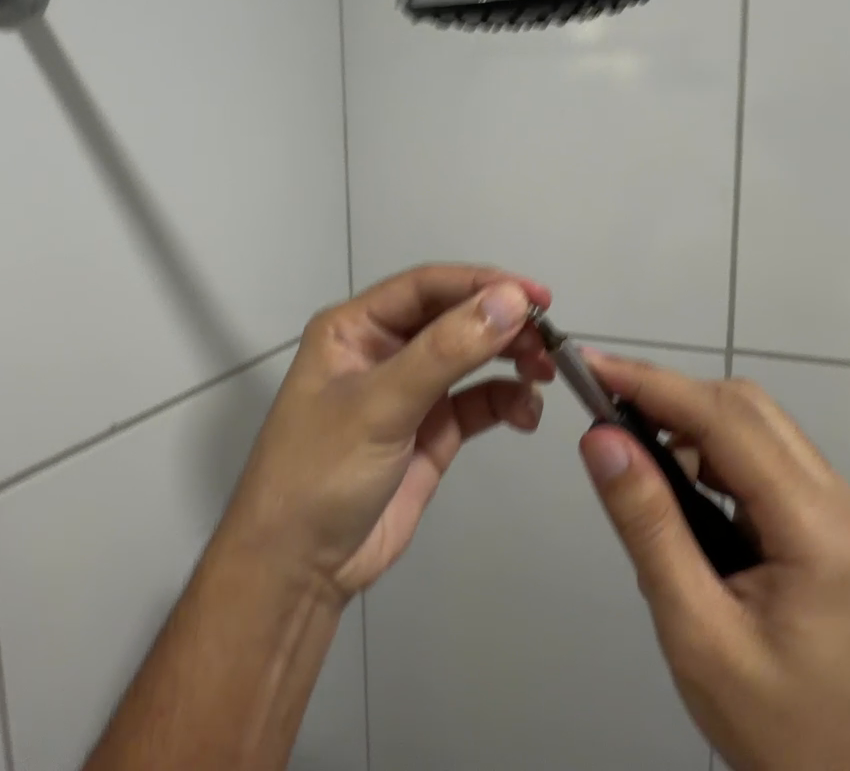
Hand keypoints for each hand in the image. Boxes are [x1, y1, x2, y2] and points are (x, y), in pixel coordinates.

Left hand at [216, 264, 555, 603]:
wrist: (299, 565)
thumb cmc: (321, 472)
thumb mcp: (381, 405)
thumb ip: (446, 351)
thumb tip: (509, 300)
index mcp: (354, 329)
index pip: (425, 287)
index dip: (481, 284)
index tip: (536, 296)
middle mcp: (382, 352)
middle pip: (452, 319)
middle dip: (500, 325)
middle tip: (549, 340)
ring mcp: (408, 394)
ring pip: (469, 360)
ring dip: (508, 360)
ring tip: (544, 372)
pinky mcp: (430, 434)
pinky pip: (476, 404)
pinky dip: (505, 402)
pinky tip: (526, 414)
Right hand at [578, 355, 849, 770]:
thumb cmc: (775, 722)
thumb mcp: (695, 628)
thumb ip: (648, 525)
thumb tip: (601, 438)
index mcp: (819, 527)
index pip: (727, 422)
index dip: (654, 384)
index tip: (590, 365)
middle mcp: (842, 504)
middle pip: (750, 411)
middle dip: (671, 395)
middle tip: (601, 406)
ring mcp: (842, 517)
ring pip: (759, 430)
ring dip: (692, 422)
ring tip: (630, 448)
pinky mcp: (830, 533)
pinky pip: (765, 465)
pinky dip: (713, 454)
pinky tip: (677, 486)